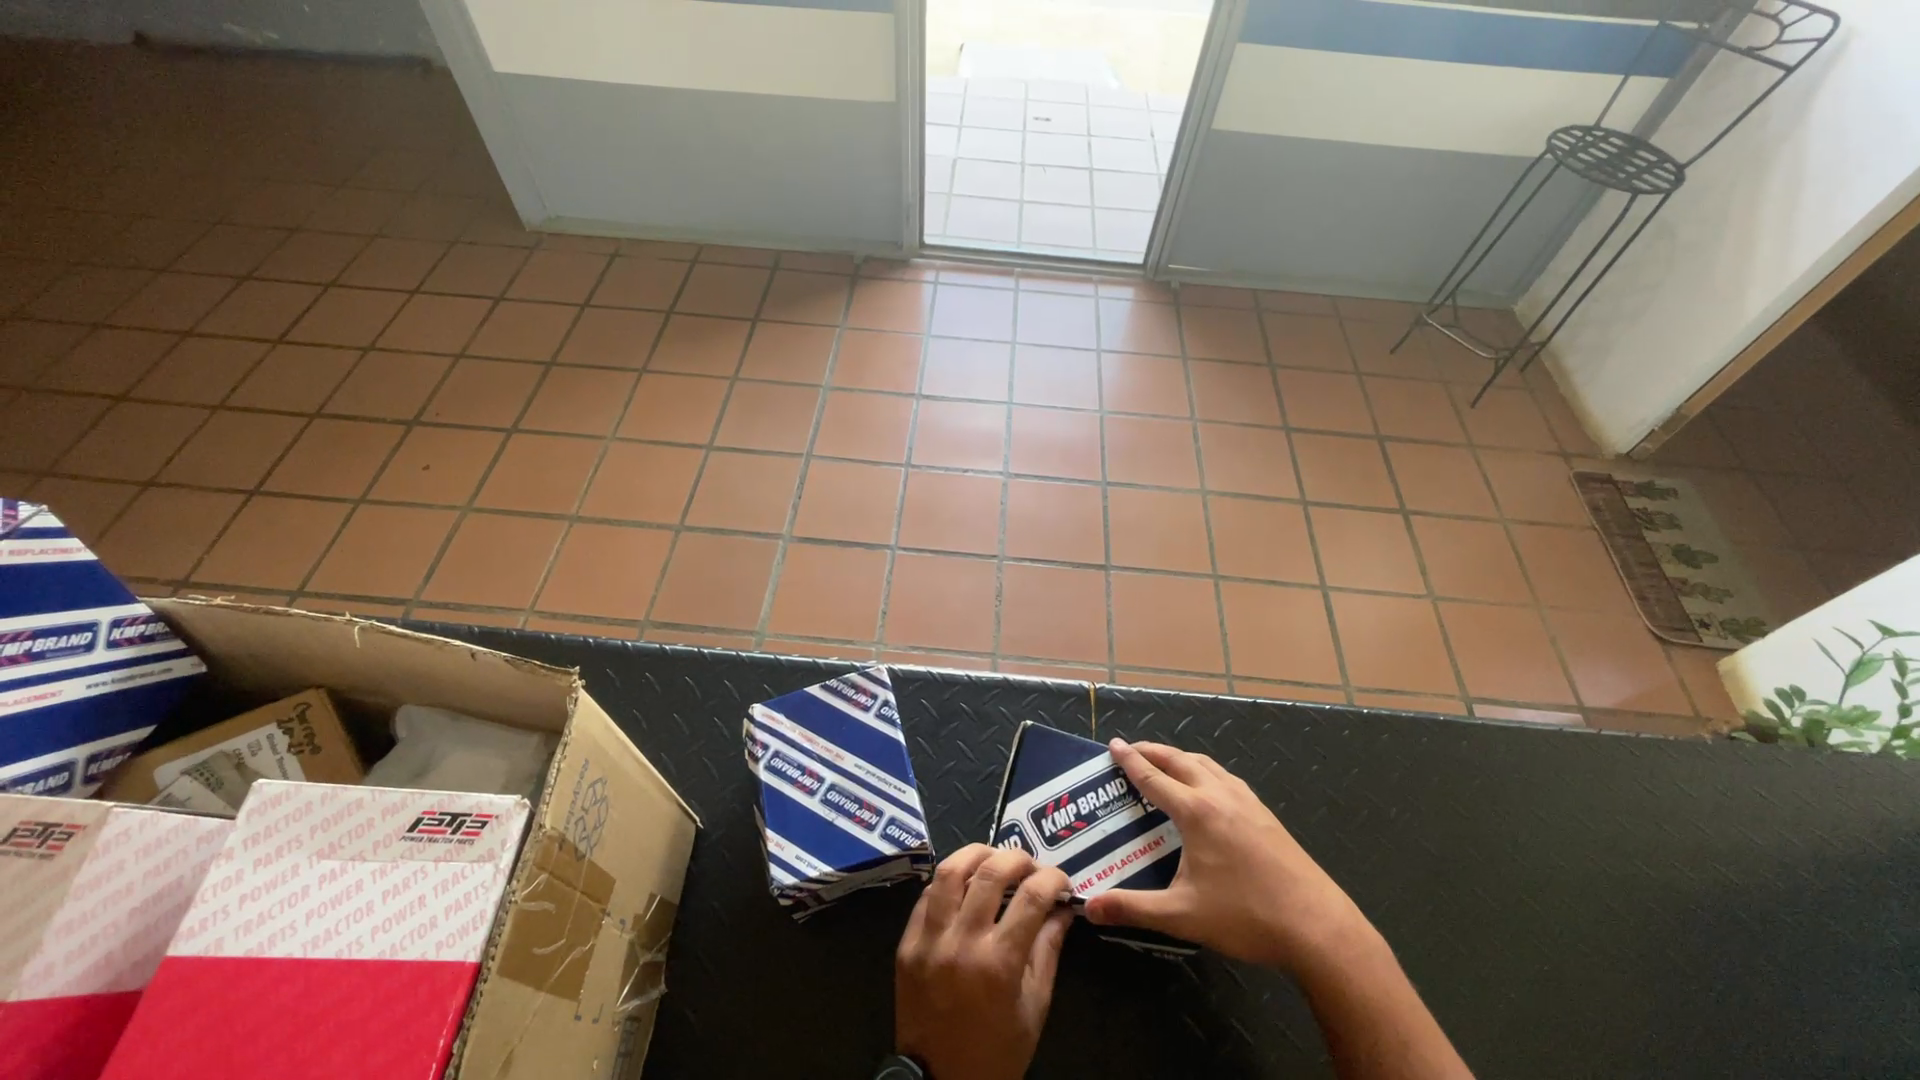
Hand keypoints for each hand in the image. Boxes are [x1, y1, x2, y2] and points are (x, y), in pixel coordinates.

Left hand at [895, 844, 1072, 1079]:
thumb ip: (1048, 949)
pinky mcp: (906, 944)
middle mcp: (961, 942)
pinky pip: (925, 896)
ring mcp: (928, 940)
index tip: (1062, 882)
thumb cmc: (997, 1051)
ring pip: (949, 871)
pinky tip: (964, 883)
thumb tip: (1063, 908)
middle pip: (990, 872)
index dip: (1053, 879)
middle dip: (1019, 858)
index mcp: (999, 963)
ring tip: (996, 859)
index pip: (1032, 897)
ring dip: (977, 855)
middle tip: (1032, 866)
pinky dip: (948, 881)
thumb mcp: (1035, 1006)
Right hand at [1084, 739, 1373, 975]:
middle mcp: (1221, 797)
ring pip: (1209, 766)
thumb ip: (1133, 908)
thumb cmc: (1246, 917)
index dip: (1130, 761)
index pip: (1154, 778)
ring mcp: (1249, 804)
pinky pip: (1228, 779)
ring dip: (1182, 758)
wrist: (1317, 926)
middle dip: (1153, 751)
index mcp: (1197, 813)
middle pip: (1181, 762)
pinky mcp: (1267, 817)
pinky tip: (1210, 789)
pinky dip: (1207, 771)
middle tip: (1131, 749)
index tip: (1113, 744)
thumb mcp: (1182, 916)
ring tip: (1166, 762)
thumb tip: (1088, 907)